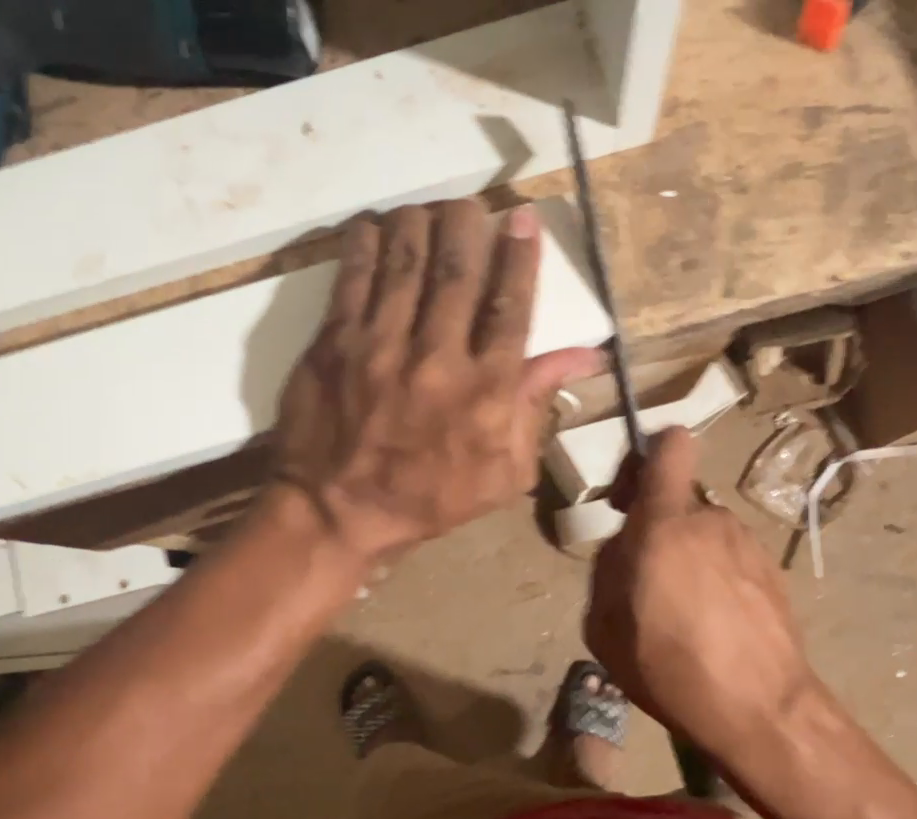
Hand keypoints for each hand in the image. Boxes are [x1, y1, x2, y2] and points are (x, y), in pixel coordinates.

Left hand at [272, 200, 602, 561]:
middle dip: (469, 225)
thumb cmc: (429, 499)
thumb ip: (537, 406)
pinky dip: (368, 243)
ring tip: (429, 210)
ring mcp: (381, 346)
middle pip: (459, 269)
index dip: (520, 255)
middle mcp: (438, 358)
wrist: (337, 513)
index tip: (522, 219)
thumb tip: (583, 355)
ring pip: (407, 260)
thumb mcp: (503, 472)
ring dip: (422, 223)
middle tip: (472, 208)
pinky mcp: (333, 342)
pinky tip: (377, 226)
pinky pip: (354, 276)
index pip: (511, 305)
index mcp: (486, 392)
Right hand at [584, 429, 823, 762]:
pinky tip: (715, 628)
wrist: (759, 709)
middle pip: (678, 508)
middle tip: (647, 588)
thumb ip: (606, 570)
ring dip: (690, 562)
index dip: (648, 459)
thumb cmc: (669, 668)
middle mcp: (711, 521)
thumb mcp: (603, 627)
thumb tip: (624, 549)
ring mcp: (748, 545)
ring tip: (684, 618)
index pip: (668, 449)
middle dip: (660, 534)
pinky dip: (718, 582)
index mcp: (664, 525)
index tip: (632, 497)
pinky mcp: (773, 572)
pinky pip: (731, 562)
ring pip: (706, 537)